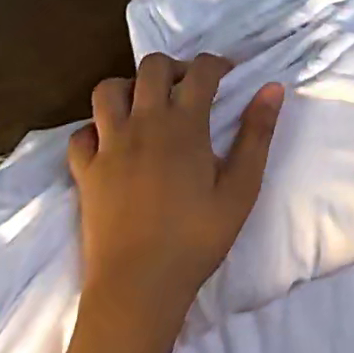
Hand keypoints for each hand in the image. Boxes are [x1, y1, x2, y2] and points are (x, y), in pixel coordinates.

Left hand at [68, 54, 283, 335]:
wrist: (138, 289)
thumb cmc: (196, 238)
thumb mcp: (241, 188)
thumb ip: (257, 133)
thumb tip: (272, 87)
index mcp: (184, 124)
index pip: (200, 71)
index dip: (216, 63)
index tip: (227, 73)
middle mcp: (144, 123)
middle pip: (151, 67)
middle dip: (173, 67)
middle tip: (188, 89)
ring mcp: (109, 146)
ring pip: (108, 90)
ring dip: (129, 88)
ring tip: (147, 107)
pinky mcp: (85, 172)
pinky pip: (81, 134)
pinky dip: (95, 130)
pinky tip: (112, 144)